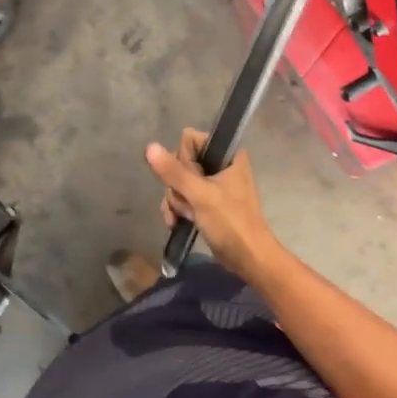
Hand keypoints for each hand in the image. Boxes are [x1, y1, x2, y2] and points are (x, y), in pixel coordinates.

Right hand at [145, 129, 282, 277]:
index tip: (190, 180)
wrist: (247, 257)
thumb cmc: (229, 222)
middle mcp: (220, 164)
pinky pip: (184, 197)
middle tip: (188, 202)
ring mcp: (213, 184)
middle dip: (177, 186)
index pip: (191, 140)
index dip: (184, 160)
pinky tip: (176, 223)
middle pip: (181, 162)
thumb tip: (150, 147)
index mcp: (227, 155)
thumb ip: (174, 172)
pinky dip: (178, 209)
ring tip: (184, 216)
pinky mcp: (208, 202)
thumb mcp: (200, 195)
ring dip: (176, 201)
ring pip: (179, 182)